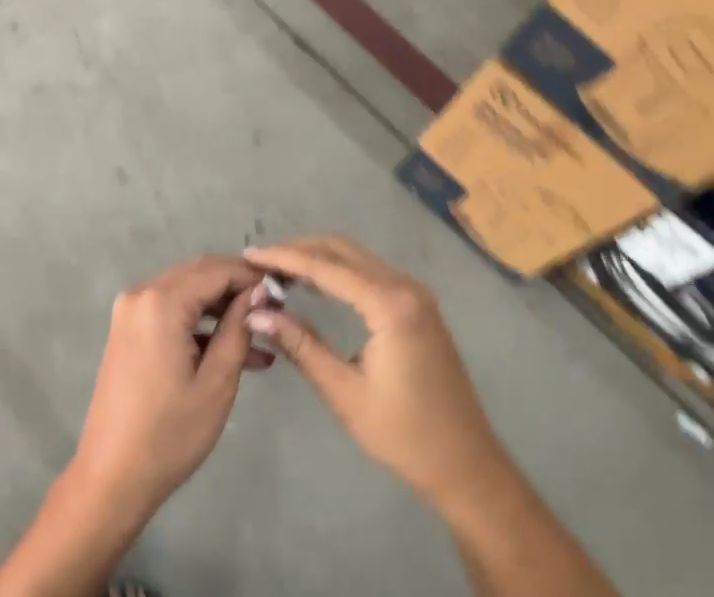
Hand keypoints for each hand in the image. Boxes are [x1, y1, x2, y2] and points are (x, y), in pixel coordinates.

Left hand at [70, 255, 269, 513]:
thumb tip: (258, 293)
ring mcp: (129, 313)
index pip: (216, 270)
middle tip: (275, 309)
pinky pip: (170, 312)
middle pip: (198, 274)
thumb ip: (238, 328)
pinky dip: (199, 324)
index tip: (285, 289)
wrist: (113, 475)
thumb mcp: (217, 381)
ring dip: (220, 308)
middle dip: (237, 287)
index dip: (253, 276)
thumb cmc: (170, 433)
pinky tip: (232, 350)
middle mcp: (140, 295)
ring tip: (261, 338)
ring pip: (185, 292)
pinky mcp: (128, 331)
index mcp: (161, 302)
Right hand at [242, 237, 501, 507]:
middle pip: (342, 250)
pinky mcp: (418, 308)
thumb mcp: (344, 391)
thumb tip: (257, 314)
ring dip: (318, 259)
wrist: (465, 463)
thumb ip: (300, 345)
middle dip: (298, 251)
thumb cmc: (403, 434)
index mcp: (390, 306)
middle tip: (259, 263)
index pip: (326, 267)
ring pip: (357, 258)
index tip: (249, 255)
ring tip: (277, 272)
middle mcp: (406, 288)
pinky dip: (337, 272)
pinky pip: (370, 274)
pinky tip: (313, 286)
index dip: (284, 258)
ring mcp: (416, 295)